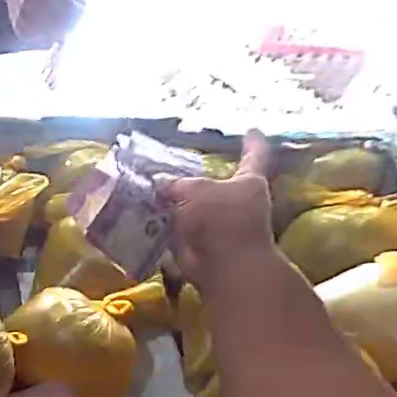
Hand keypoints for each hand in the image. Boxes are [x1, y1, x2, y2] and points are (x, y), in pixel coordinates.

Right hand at [159, 133, 275, 295]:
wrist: (222, 266)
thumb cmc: (222, 221)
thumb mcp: (197, 192)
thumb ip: (177, 184)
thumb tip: (159, 184)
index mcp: (248, 181)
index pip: (254, 155)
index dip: (252, 142)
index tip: (252, 129)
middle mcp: (235, 202)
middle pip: (215, 184)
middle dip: (195, 178)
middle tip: (172, 165)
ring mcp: (217, 226)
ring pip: (192, 208)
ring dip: (172, 202)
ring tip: (148, 189)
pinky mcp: (199, 245)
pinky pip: (176, 229)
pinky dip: (162, 224)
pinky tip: (142, 215)